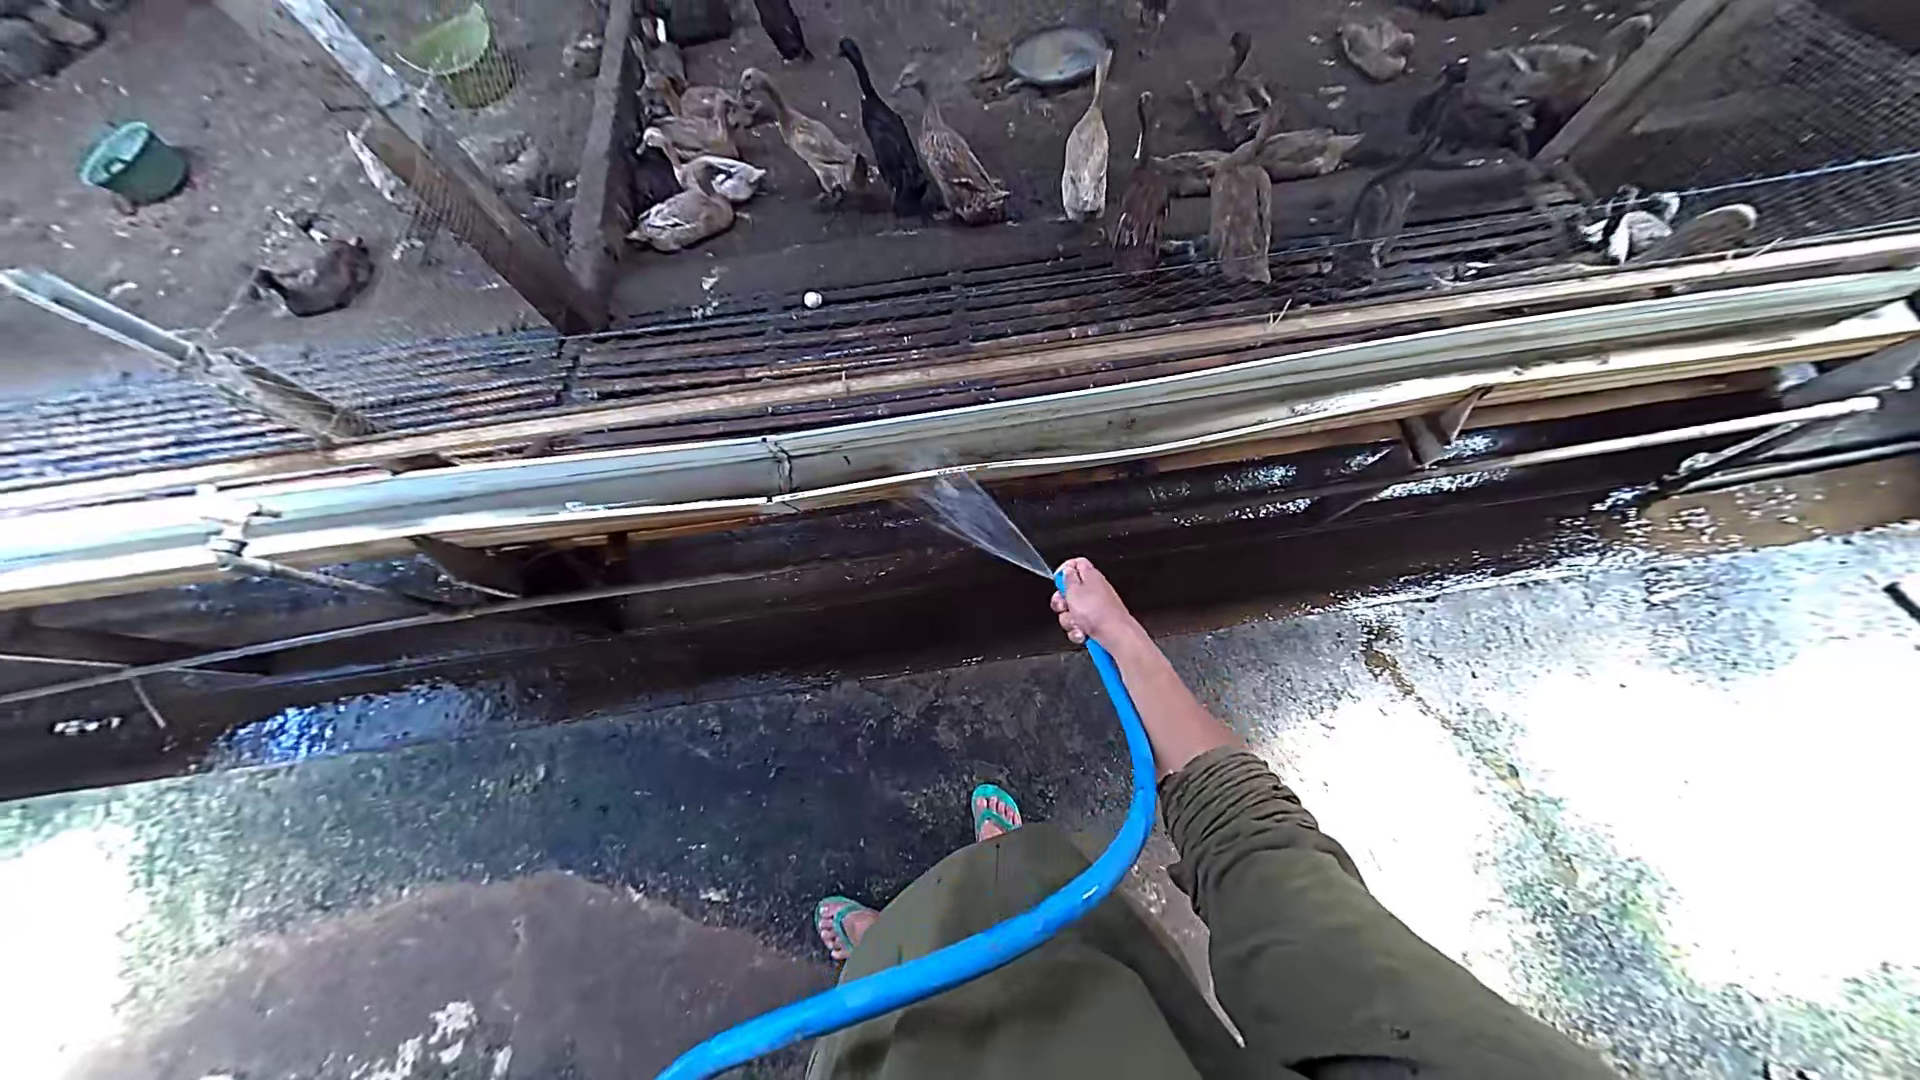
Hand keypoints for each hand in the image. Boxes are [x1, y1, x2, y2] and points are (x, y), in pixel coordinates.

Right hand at [1049, 557, 1142, 649]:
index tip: (1058, 581)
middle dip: (1062, 602)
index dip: (1064, 570)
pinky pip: (1078, 626)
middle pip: (1069, 592)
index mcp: (1091, 576)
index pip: (1076, 564)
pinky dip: (1077, 631)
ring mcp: (1095, 608)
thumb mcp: (1074, 590)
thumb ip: (1067, 578)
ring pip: (1071, 612)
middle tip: (1065, 606)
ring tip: (1078, 623)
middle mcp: (1094, 590)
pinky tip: (1083, 633)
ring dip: (1069, 620)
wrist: (1115, 636)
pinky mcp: (1095, 624)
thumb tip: (1065, 570)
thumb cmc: (1099, 613)